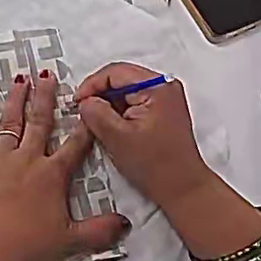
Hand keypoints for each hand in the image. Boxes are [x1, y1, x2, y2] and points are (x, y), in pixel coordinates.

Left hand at [0, 71, 130, 260]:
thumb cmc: (27, 248)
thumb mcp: (71, 241)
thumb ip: (100, 230)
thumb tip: (126, 224)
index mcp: (53, 175)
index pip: (75, 145)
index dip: (85, 125)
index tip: (90, 105)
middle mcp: (28, 161)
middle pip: (40, 123)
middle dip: (46, 98)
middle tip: (47, 74)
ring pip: (10, 125)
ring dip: (15, 101)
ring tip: (20, 80)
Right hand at [73, 63, 215, 213]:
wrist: (183, 189)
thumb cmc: (156, 166)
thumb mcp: (117, 137)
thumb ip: (96, 112)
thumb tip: (85, 101)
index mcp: (157, 86)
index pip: (115, 72)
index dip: (91, 85)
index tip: (77, 102)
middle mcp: (165, 86)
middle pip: (121, 79)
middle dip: (100, 96)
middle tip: (85, 114)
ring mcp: (166, 99)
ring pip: (126, 92)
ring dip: (110, 106)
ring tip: (100, 126)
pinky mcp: (163, 112)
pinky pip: (135, 103)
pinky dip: (120, 113)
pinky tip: (114, 130)